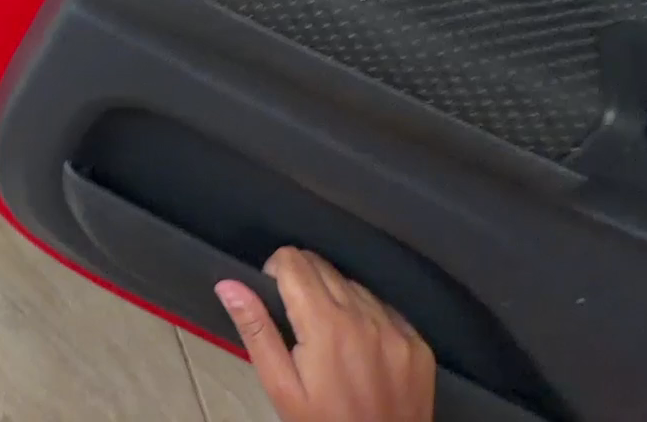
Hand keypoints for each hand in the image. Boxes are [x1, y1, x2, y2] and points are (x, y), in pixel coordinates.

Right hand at [216, 247, 434, 421]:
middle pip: (320, 264)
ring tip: (329, 336)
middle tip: (298, 322)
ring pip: (349, 282)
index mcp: (325, 323)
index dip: (275, 273)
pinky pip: (380, 305)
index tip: (276, 302)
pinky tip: (359, 345)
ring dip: (333, 296)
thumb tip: (227, 284)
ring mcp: (396, 330)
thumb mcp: (279, 385)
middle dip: (301, 281)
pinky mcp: (418, 345)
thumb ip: (255, 329)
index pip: (292, 260)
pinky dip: (363, 314)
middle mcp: (363, 317)